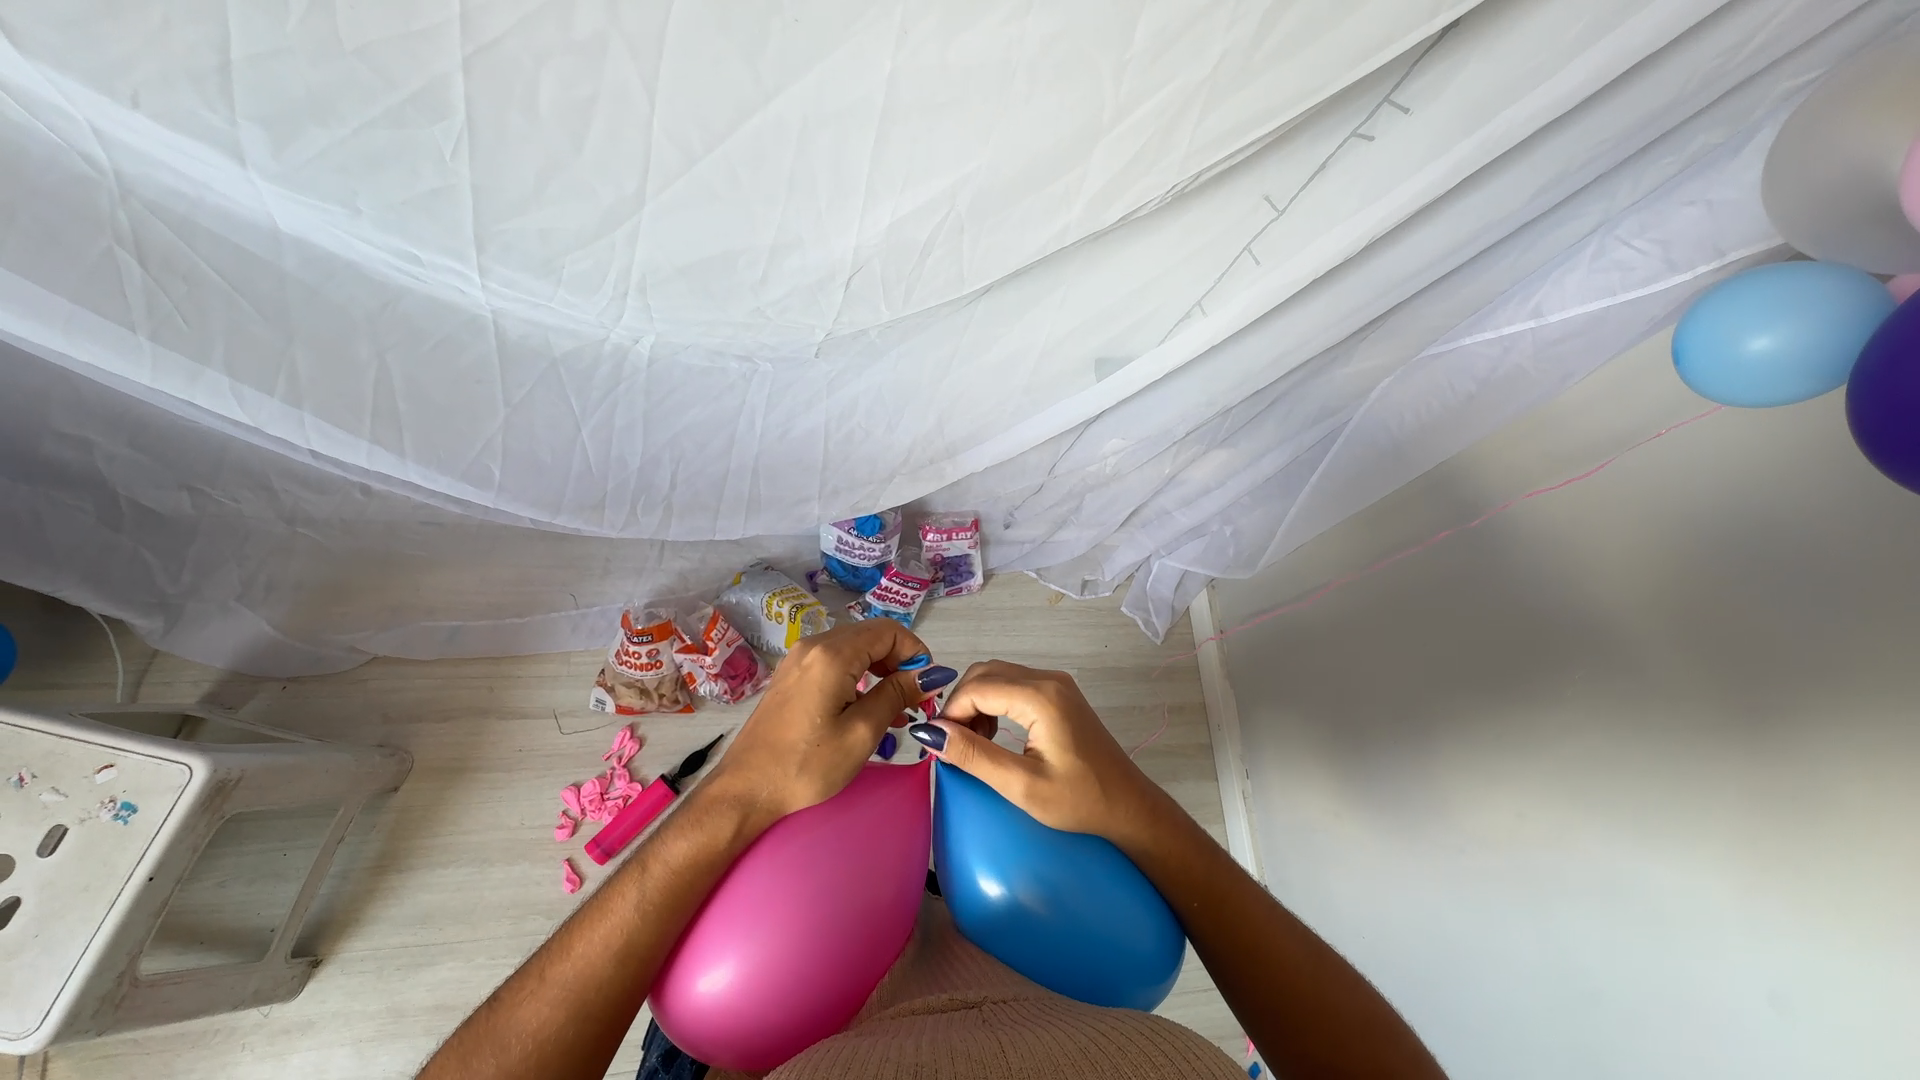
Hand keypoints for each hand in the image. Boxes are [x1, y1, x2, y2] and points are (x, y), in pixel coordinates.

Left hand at [701, 620, 957, 823]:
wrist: (745, 790)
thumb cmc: (807, 765)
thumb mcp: (862, 732)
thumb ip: (897, 694)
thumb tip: (931, 672)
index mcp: (832, 654)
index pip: (889, 631)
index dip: (916, 653)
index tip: (929, 686)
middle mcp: (814, 646)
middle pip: (871, 637)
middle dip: (901, 663)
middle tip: (917, 701)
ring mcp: (799, 660)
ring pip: (854, 651)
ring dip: (881, 673)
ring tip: (899, 712)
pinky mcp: (791, 678)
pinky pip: (835, 665)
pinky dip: (859, 680)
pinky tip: (870, 711)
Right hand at [907, 661, 1173, 847]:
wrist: (1128, 806)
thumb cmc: (1079, 801)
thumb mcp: (1021, 785)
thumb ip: (974, 756)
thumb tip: (930, 734)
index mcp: (1040, 697)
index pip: (976, 687)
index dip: (950, 713)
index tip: (937, 746)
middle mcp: (1048, 679)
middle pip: (984, 674)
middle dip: (960, 704)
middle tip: (952, 744)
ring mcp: (1056, 684)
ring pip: (997, 676)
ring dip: (975, 704)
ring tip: (971, 744)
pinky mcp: (1059, 694)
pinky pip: (1013, 685)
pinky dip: (993, 704)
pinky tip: (992, 736)